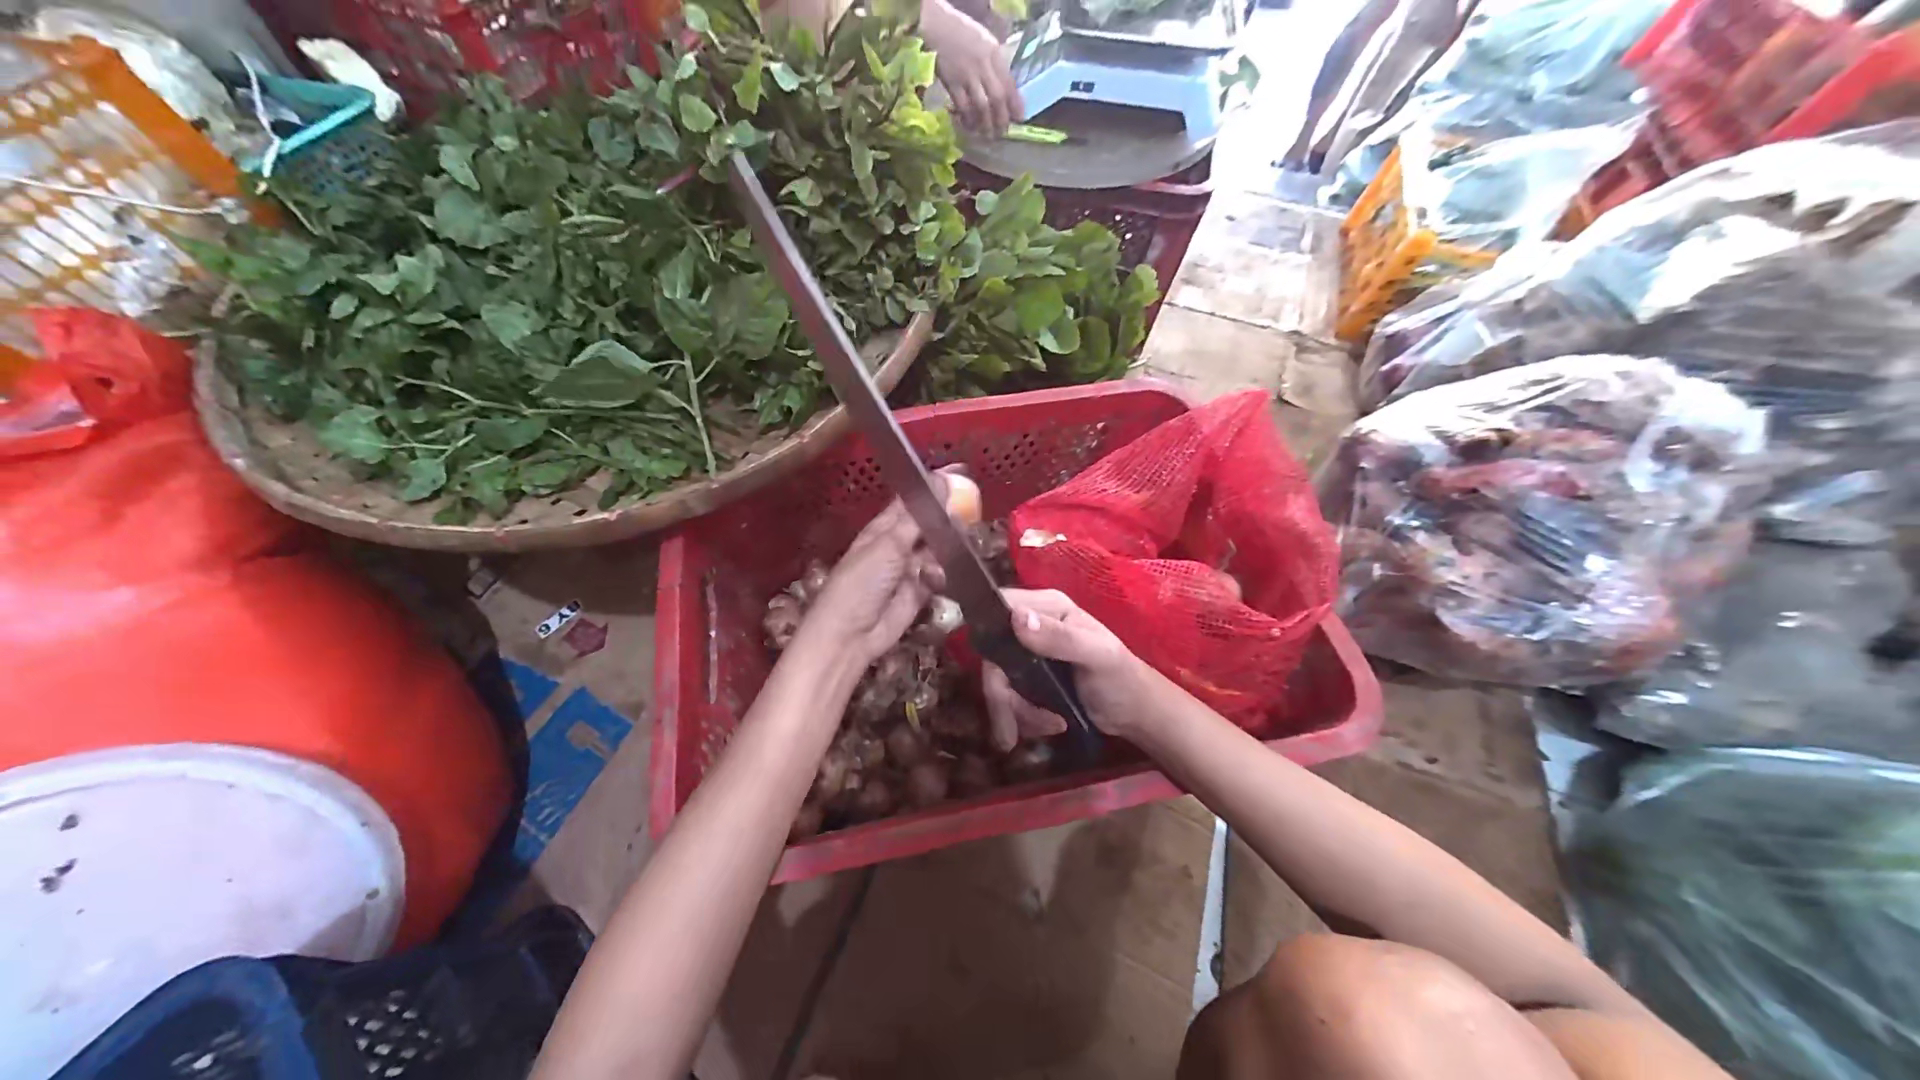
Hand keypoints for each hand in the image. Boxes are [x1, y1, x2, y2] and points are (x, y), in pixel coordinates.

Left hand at [792, 481, 949, 670]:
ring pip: (938, 550)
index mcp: (884, 527)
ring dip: (949, 549)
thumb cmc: (861, 583)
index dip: (934, 488)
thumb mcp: (889, 544)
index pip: (912, 500)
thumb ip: (919, 516)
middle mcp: (898, 544)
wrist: (851, 634)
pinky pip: (940, 575)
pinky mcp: (920, 592)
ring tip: (961, 547)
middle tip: (969, 517)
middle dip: (948, 520)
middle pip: (929, 524)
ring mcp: (910, 568)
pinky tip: (942, 575)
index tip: (963, 476)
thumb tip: (942, 479)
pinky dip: (945, 574)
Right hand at [923, 0, 1022, 134]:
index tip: (1019, 118)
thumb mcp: (985, 42)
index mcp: (994, 53)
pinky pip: (963, 107)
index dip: (1015, 104)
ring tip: (988, 134)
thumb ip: (994, 63)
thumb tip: (1004, 88)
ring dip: (986, 123)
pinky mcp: (951, 83)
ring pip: (982, 106)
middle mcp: (983, 65)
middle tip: (1003, 132)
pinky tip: (971, 126)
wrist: (936, 26)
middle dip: (1002, 118)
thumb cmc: (961, 33)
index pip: (1009, 83)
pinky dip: (968, 119)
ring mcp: (967, 75)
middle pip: (997, 97)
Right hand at [983, 588, 1162, 749]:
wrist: (1135, 713)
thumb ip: (1060, 637)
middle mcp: (1032, 625)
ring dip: (1018, 712)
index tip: (992, 672)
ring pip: (999, 681)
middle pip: (994, 655)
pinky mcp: (1028, 679)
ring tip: (1051, 727)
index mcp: (1048, 607)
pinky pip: (1009, 697)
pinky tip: (1050, 726)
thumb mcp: (1097, 654)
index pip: (1001, 608)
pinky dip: (1023, 718)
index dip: (989, 634)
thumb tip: (1016, 619)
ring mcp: (1027, 653)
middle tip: (1013, 730)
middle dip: (1005, 696)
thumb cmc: (1122, 677)